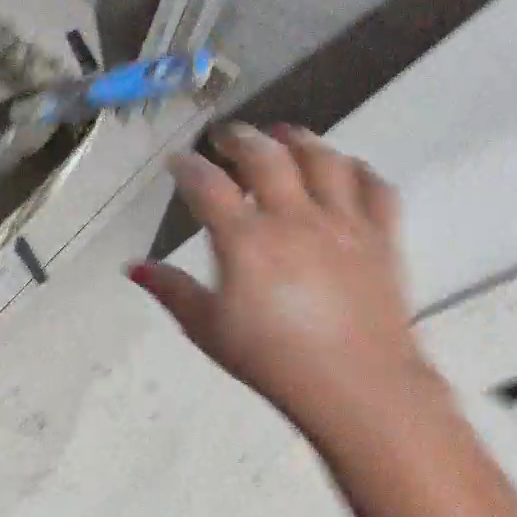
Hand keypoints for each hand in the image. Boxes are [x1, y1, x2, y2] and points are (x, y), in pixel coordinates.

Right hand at [131, 123, 437, 436]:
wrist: (352, 381)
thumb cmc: (266, 357)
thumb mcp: (205, 326)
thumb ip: (171, 290)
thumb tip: (134, 267)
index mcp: (244, 241)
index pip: (209, 188)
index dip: (189, 168)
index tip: (177, 161)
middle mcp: (295, 219)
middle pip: (268, 158)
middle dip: (242, 140)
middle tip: (227, 135)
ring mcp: (344, 223)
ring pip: (325, 161)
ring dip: (300, 141)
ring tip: (284, 135)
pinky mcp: (382, 236)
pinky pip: (374, 187)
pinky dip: (356, 170)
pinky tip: (345, 170)